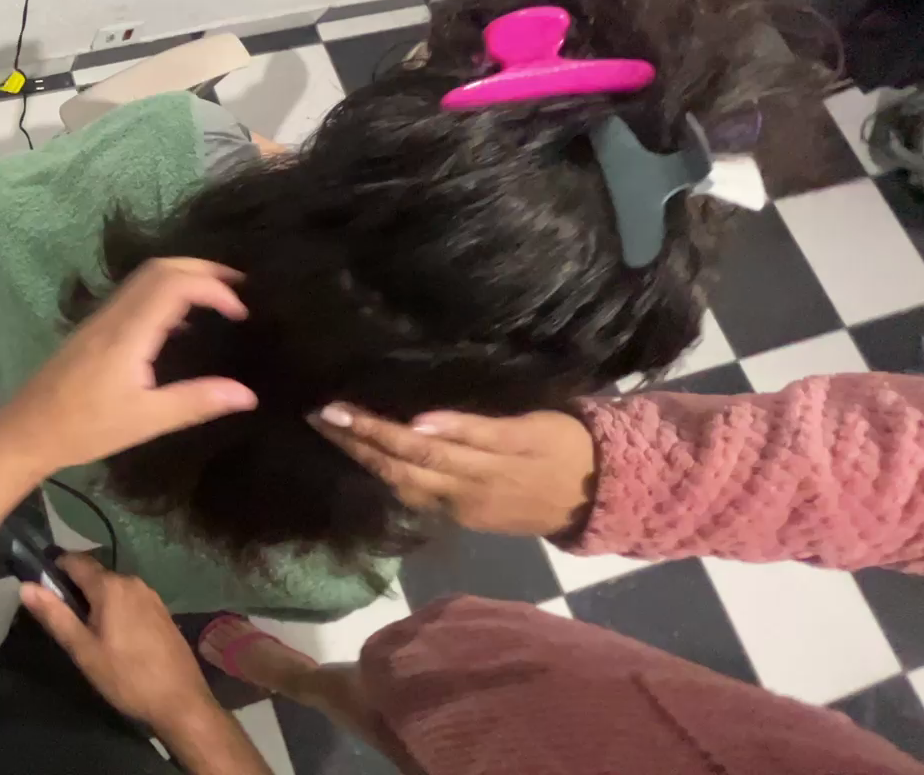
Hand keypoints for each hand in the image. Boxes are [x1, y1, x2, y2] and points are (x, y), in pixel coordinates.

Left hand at [0, 257, 257, 472]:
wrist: (27, 429)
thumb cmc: (85, 427)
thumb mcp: (146, 420)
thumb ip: (196, 402)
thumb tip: (248, 394)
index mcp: (128, 332)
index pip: (174, 284)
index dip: (213, 287)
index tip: (242, 313)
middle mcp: (114, 315)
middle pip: (159, 269)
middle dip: (202, 269)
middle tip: (240, 288)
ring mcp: (100, 319)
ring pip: (144, 279)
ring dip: (183, 278)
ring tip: (219, 299)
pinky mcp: (94, 329)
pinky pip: (134, 296)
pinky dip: (165, 294)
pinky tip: (182, 325)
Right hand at [20, 553, 214, 727]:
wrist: (182, 702)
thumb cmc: (127, 677)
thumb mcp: (84, 651)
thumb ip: (54, 615)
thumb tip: (26, 586)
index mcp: (110, 586)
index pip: (74, 560)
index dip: (54, 569)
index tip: (43, 588)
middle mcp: (131, 580)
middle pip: (94, 573)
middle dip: (76, 589)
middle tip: (66, 620)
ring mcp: (150, 594)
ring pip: (112, 587)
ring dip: (97, 600)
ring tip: (89, 632)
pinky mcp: (162, 610)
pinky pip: (130, 598)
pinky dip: (116, 607)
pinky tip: (117, 637)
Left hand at [311, 404, 596, 537]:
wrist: (607, 497)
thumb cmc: (568, 446)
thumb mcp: (528, 428)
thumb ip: (473, 428)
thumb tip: (419, 422)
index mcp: (480, 469)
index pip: (410, 447)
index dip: (369, 429)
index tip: (333, 408)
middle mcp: (462, 495)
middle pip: (395, 469)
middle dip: (353, 442)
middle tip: (316, 415)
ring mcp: (461, 510)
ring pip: (399, 485)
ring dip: (362, 458)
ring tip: (331, 430)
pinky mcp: (464, 516)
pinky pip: (414, 495)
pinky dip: (384, 475)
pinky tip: (364, 455)